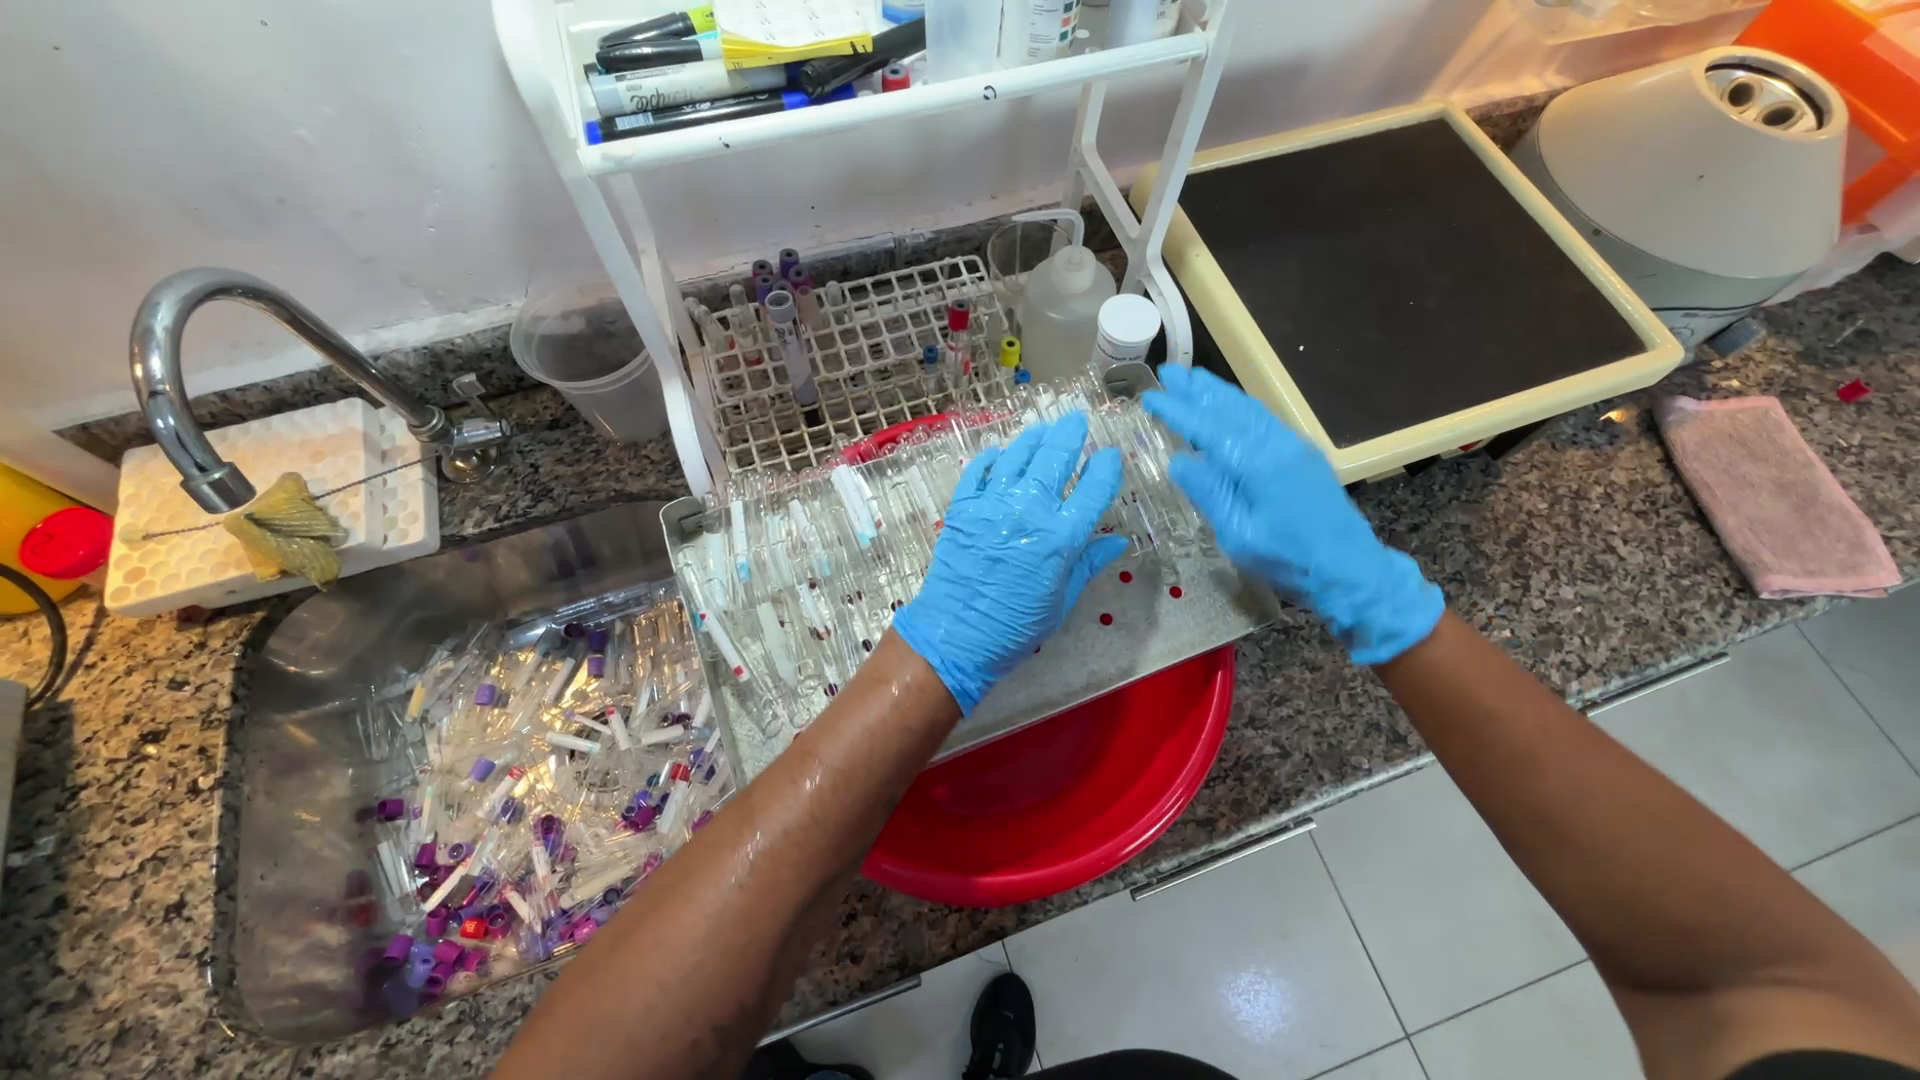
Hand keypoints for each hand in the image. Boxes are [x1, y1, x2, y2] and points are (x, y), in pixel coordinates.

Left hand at [893, 412, 1128, 712]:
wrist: (955, 635)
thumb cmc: (1015, 626)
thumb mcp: (1062, 601)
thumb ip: (1088, 564)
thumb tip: (1118, 541)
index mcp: (1061, 537)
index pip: (1093, 489)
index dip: (1107, 468)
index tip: (1111, 456)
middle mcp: (1029, 511)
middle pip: (1055, 458)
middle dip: (1070, 434)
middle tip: (1077, 418)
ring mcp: (992, 506)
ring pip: (1017, 456)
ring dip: (1033, 439)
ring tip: (1042, 429)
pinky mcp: (962, 508)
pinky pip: (978, 472)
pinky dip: (991, 459)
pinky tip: (999, 453)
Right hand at [1142, 364, 1442, 664]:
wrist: (1350, 568)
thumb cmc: (1288, 559)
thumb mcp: (1238, 534)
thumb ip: (1210, 494)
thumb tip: (1179, 461)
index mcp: (1256, 463)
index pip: (1207, 428)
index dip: (1177, 411)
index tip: (1150, 397)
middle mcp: (1275, 444)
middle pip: (1230, 408)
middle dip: (1196, 390)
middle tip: (1167, 372)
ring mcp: (1292, 446)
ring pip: (1249, 409)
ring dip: (1218, 393)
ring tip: (1193, 380)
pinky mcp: (1301, 455)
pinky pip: (1263, 419)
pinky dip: (1239, 406)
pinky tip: (1228, 406)